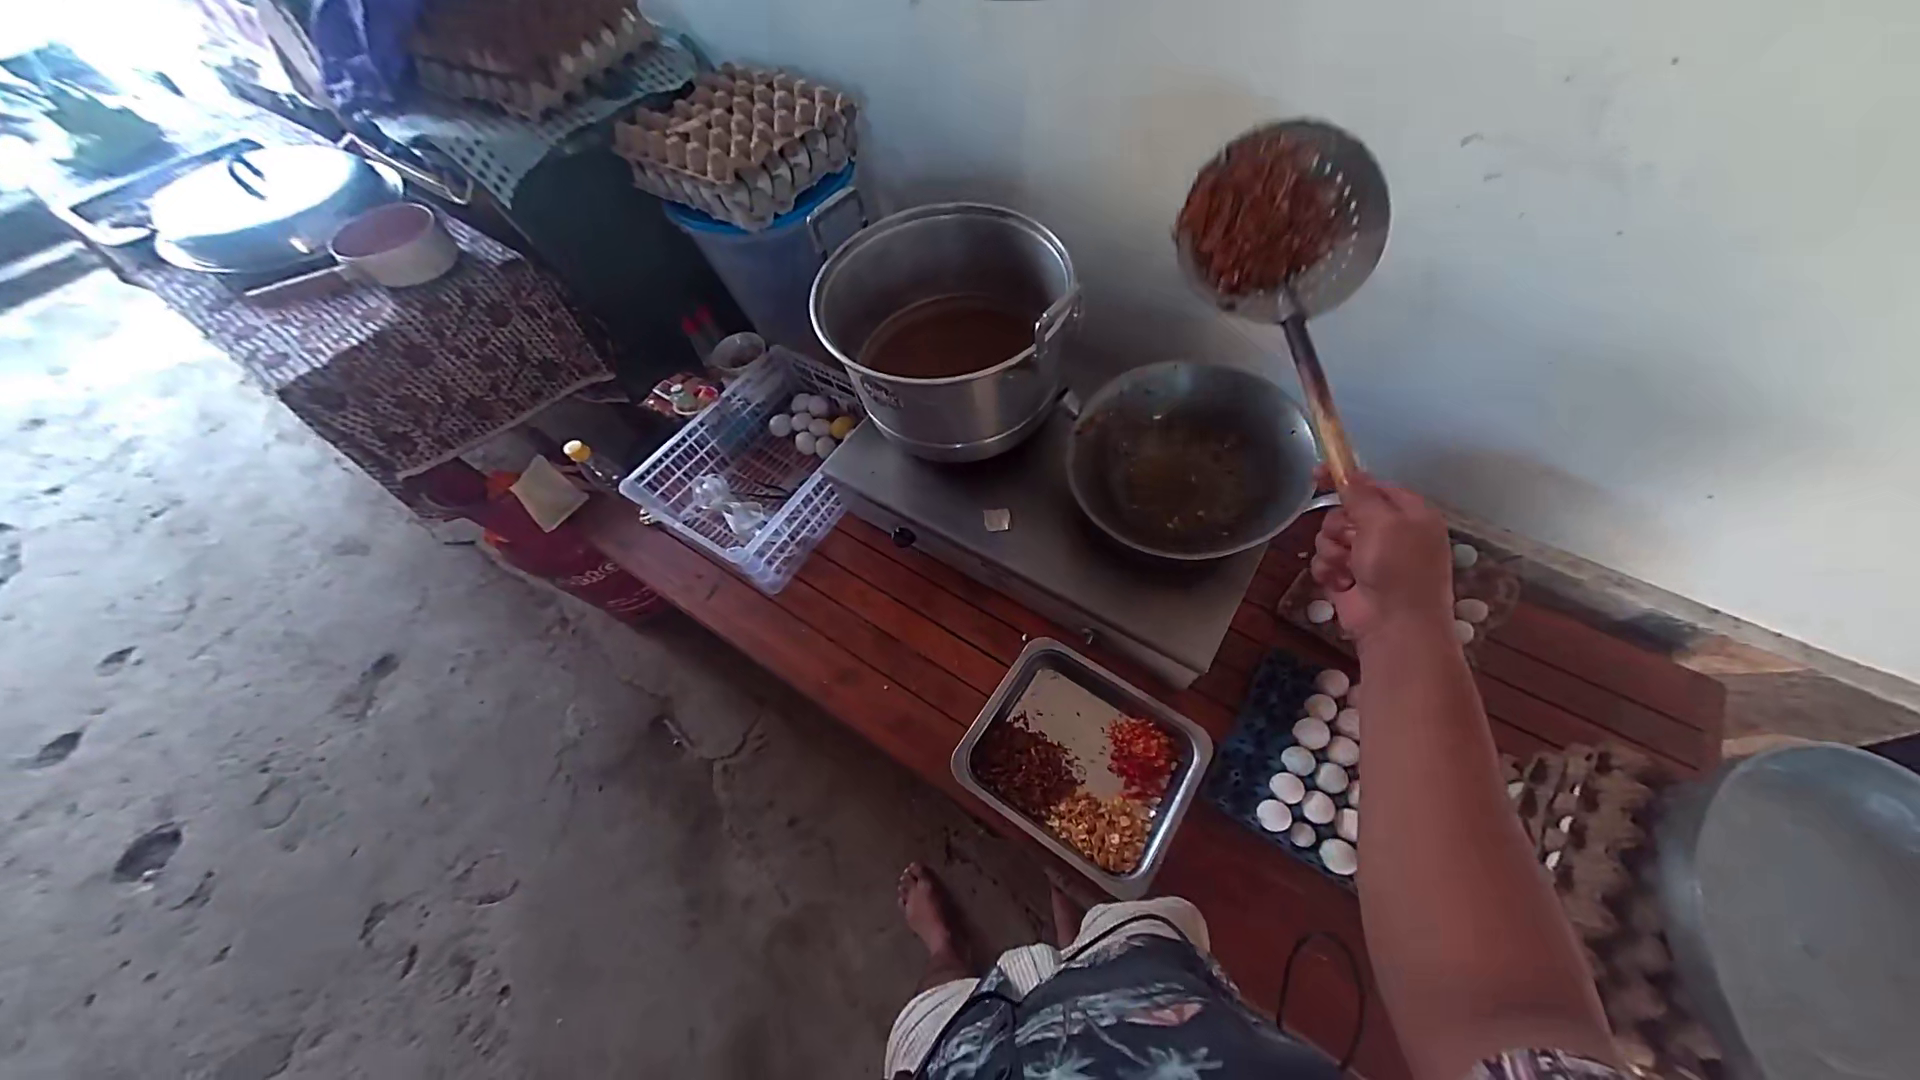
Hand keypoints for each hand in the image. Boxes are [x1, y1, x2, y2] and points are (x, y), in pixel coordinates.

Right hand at [1309, 468, 1454, 642]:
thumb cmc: (1398, 570)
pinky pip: (1324, 561)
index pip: (1371, 486)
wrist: (1395, 625)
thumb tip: (1347, 473)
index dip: (1345, 480)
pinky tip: (1341, 583)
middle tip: (1350, 541)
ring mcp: (1367, 556)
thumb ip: (1362, 495)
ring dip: (1332, 551)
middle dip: (1339, 527)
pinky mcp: (1348, 576)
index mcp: (1408, 514)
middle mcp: (1389, 532)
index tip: (1316, 475)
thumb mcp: (1384, 524)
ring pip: (1329, 537)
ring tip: (1348, 568)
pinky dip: (1329, 570)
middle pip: (1344, 512)